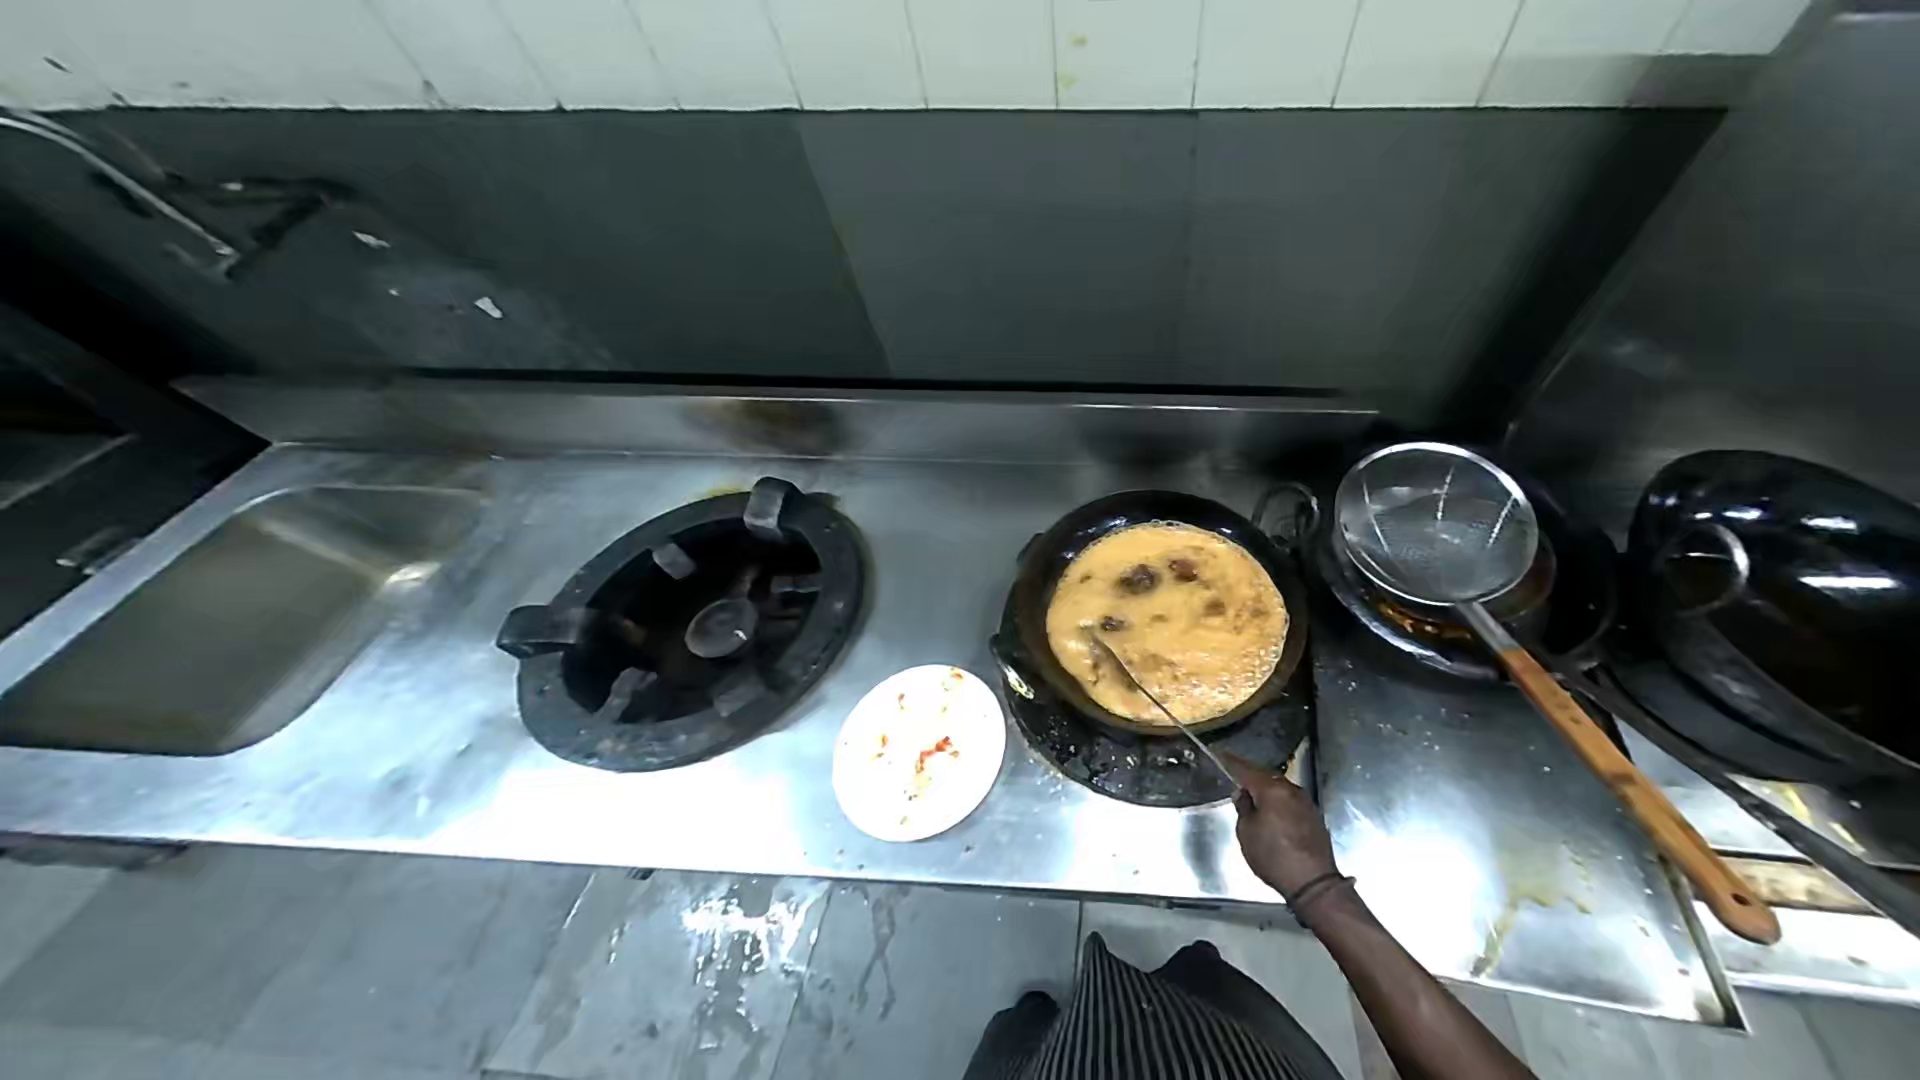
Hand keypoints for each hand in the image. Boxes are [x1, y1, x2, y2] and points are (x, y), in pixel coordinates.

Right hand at [1221, 752, 1339, 897]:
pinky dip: (1278, 801)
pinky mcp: (1314, 817)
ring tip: (1252, 794)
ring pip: (1280, 788)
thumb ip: (1243, 807)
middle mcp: (1291, 791)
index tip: (1220, 755)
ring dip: (1266, 789)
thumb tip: (1242, 794)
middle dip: (1250, 776)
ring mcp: (1306, 803)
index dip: (1231, 762)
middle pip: (1266, 777)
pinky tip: (1272, 810)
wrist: (1314, 884)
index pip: (1245, 769)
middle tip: (1236, 776)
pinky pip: (1290, 800)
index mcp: (1272, 790)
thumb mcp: (1246, 832)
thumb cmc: (1274, 856)